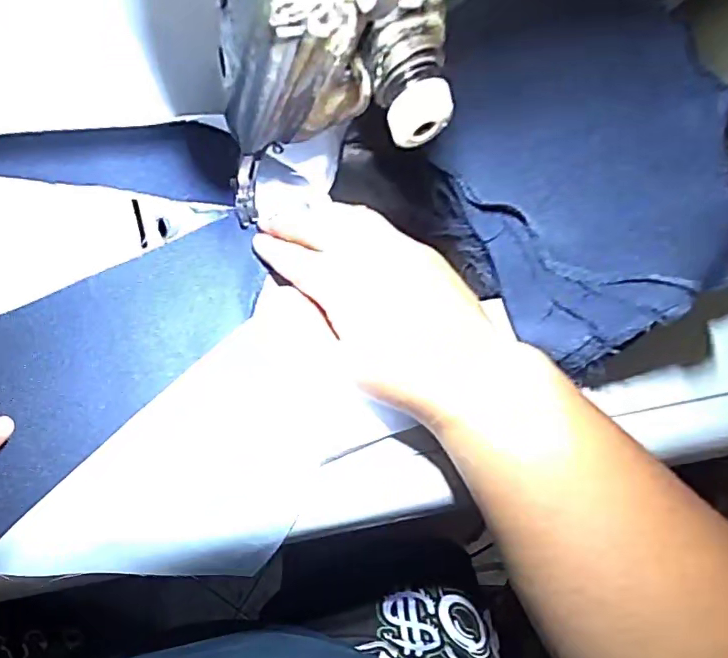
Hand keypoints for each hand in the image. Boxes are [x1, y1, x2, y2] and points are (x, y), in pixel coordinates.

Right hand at [251, 201, 547, 429]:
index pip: (300, 262)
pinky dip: (353, 217)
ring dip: (323, 212)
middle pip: (323, 228)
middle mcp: (371, 258)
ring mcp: (400, 251)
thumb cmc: (404, 377)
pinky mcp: (422, 254)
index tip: (261, 243)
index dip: (276, 251)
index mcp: (344, 287)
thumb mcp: (343, 365)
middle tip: (271, 215)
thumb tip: (293, 300)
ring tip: (304, 210)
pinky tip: (349, 222)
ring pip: (353, 218)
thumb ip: (314, 325)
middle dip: (293, 220)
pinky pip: (379, 224)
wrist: (466, 372)